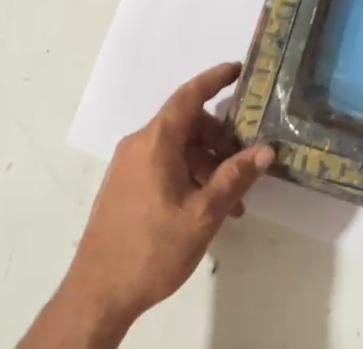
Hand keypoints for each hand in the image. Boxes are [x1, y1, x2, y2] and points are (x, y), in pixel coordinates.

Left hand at [27, 63, 273, 346]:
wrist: (97, 294)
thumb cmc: (152, 249)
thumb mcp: (203, 214)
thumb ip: (234, 177)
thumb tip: (265, 150)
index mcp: (155, 142)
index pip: (188, 96)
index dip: (214, 79)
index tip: (238, 69)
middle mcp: (139, 145)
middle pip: (187, 124)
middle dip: (220, 139)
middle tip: (247, 161)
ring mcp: (129, 166)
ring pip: (178, 148)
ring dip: (208, 164)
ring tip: (233, 202)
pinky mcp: (126, 186)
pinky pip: (164, 164)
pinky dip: (190, 175)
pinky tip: (207, 207)